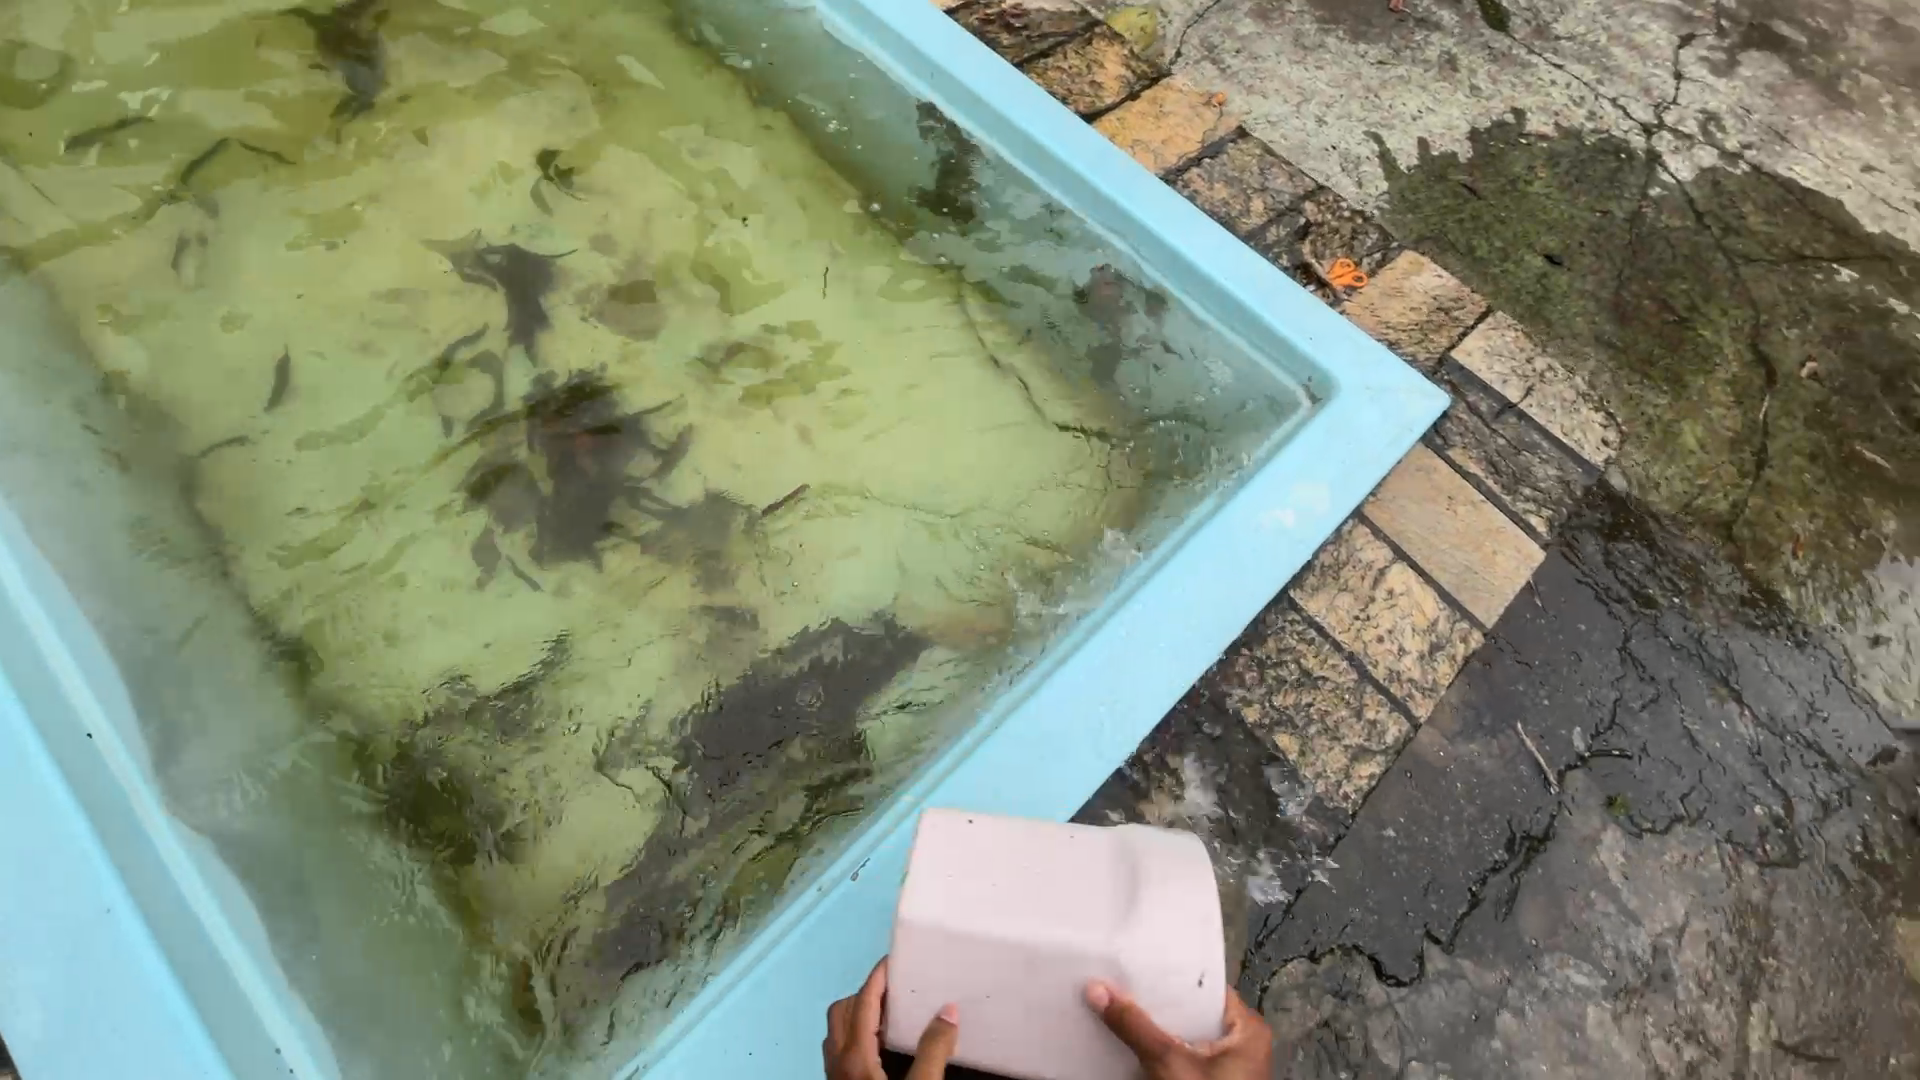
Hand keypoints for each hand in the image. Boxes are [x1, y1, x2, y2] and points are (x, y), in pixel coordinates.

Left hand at [824, 959, 960, 1079]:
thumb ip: (934, 1050)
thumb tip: (948, 1010)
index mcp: (854, 1057)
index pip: (863, 1001)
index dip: (878, 977)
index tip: (894, 960)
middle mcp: (837, 1065)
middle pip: (841, 1012)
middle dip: (865, 994)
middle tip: (894, 991)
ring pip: (837, 1034)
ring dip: (858, 1016)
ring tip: (890, 1017)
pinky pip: (841, 1053)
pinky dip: (857, 1038)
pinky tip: (882, 1052)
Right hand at [1085, 979, 1271, 1078]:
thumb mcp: (1169, 1063)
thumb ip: (1134, 1025)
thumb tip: (1095, 988)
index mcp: (1247, 1028)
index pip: (1203, 983)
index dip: (1169, 970)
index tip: (1135, 958)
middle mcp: (1242, 1041)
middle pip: (1192, 1007)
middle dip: (1157, 998)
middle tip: (1121, 977)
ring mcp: (1229, 1066)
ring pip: (1186, 1031)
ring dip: (1156, 1022)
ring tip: (1122, 999)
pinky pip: (1184, 1052)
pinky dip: (1162, 1045)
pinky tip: (1134, 1034)